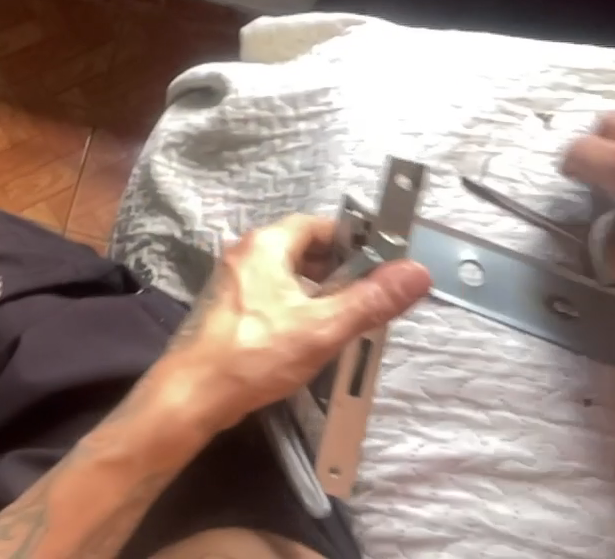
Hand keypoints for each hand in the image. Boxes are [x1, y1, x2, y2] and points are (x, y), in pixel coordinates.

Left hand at [151, 214, 431, 432]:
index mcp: (266, 244)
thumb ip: (370, 299)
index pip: (317, 224)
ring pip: (287, 271)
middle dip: (337, 266)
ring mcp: (235, 277)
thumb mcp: (323, 327)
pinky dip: (296, 302)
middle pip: (302, 246)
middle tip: (367, 293)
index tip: (380, 262)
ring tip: (345, 315)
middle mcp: (247, 252)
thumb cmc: (258, 352)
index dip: (351, 239)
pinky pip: (272, 290)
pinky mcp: (230, 303)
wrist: (198, 390)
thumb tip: (416, 272)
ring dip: (317, 287)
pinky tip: (310, 331)